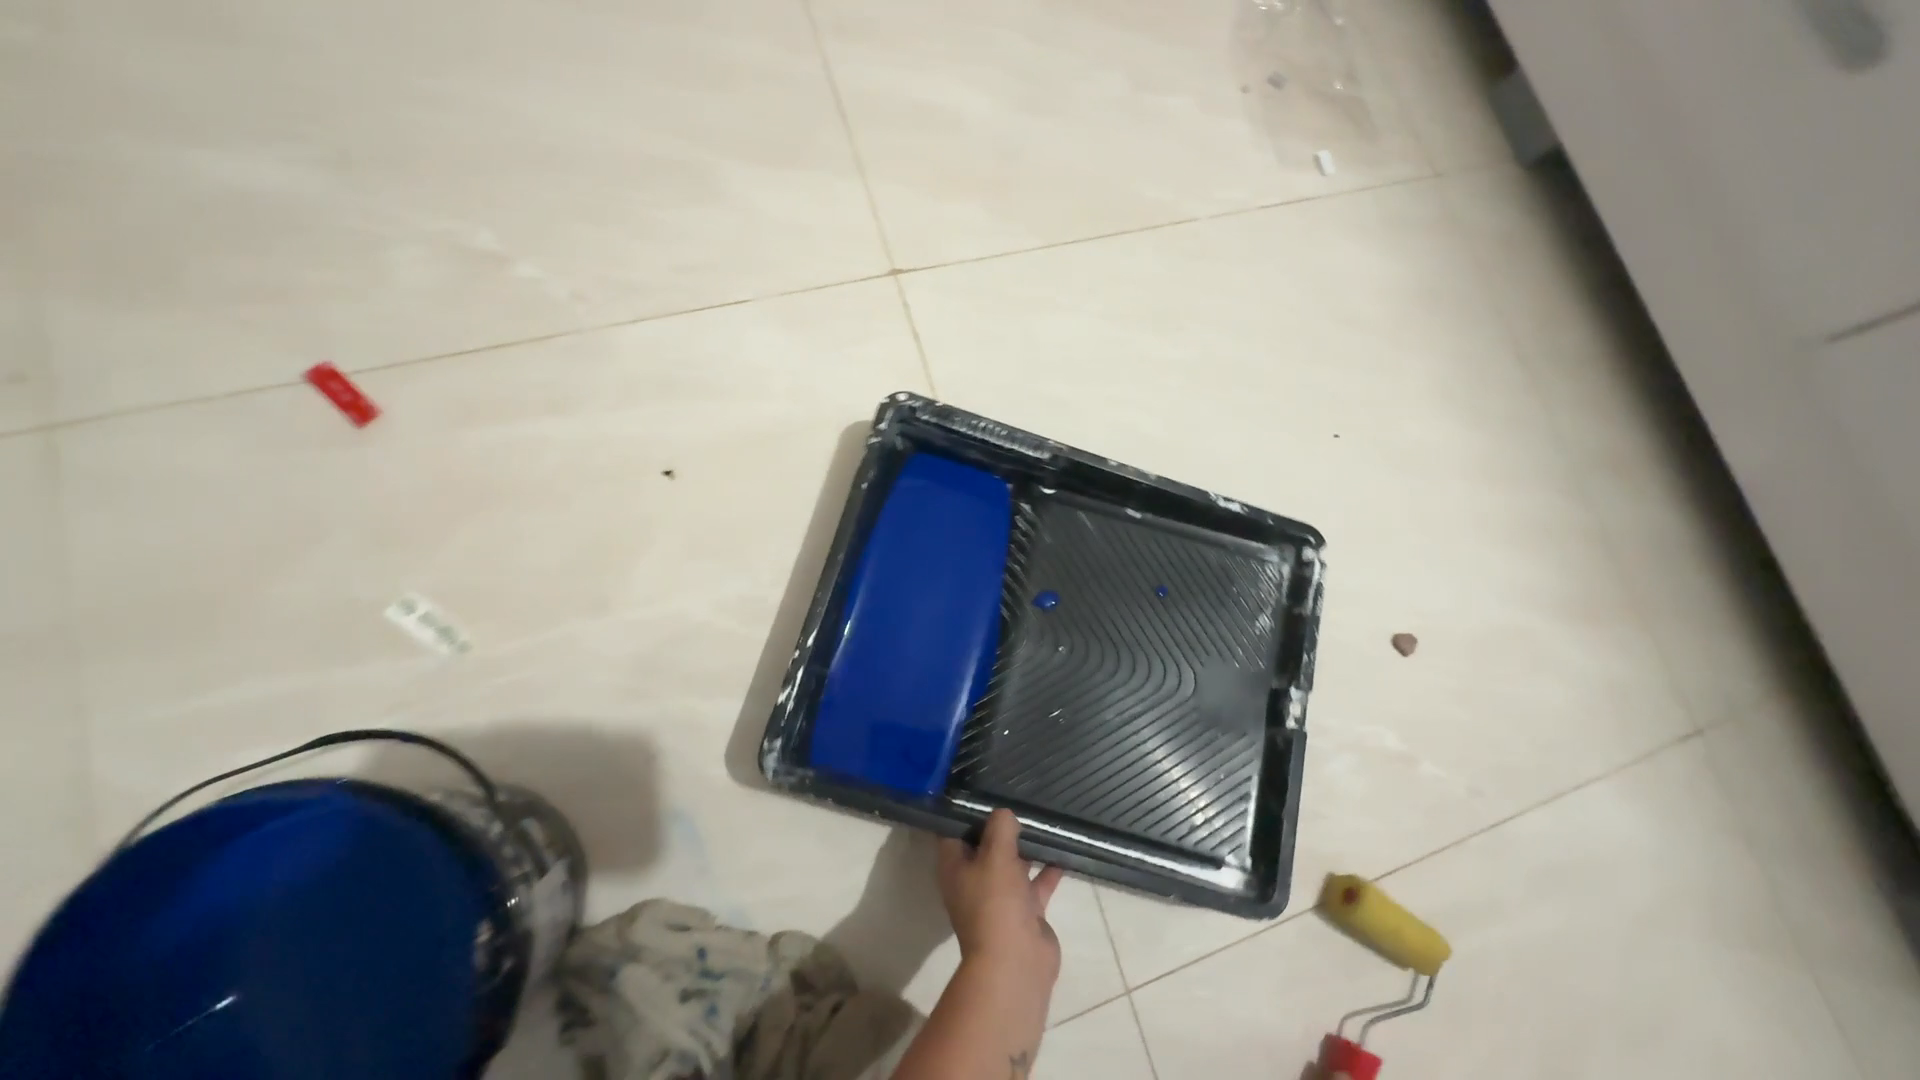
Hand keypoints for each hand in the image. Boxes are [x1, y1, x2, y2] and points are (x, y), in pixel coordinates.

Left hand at [937, 809, 1065, 984]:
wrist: (1016, 963)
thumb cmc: (995, 904)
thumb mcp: (996, 856)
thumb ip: (1000, 828)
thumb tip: (1005, 814)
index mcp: (955, 868)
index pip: (955, 832)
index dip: (967, 812)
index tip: (985, 790)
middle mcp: (974, 880)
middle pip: (985, 846)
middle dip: (1001, 826)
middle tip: (1020, 799)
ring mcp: (1000, 898)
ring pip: (1012, 863)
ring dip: (1026, 846)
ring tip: (1043, 817)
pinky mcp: (1025, 911)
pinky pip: (1036, 882)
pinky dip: (1048, 868)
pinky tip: (1064, 848)